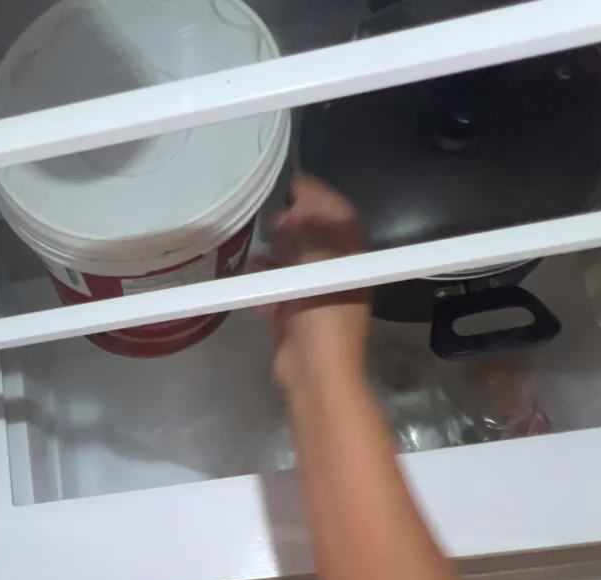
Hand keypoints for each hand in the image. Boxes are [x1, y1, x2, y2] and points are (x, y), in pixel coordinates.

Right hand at [259, 174, 370, 385]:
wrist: (316, 375)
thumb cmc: (324, 321)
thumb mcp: (318, 270)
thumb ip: (307, 237)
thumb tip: (295, 210)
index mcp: (352, 262)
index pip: (339, 219)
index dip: (319, 198)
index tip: (295, 184)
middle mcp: (335, 277)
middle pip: (316, 241)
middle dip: (297, 224)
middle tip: (276, 214)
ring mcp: (314, 300)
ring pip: (295, 267)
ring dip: (278, 252)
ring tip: (261, 241)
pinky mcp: (293, 321)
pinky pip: (277, 293)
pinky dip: (264, 283)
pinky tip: (248, 274)